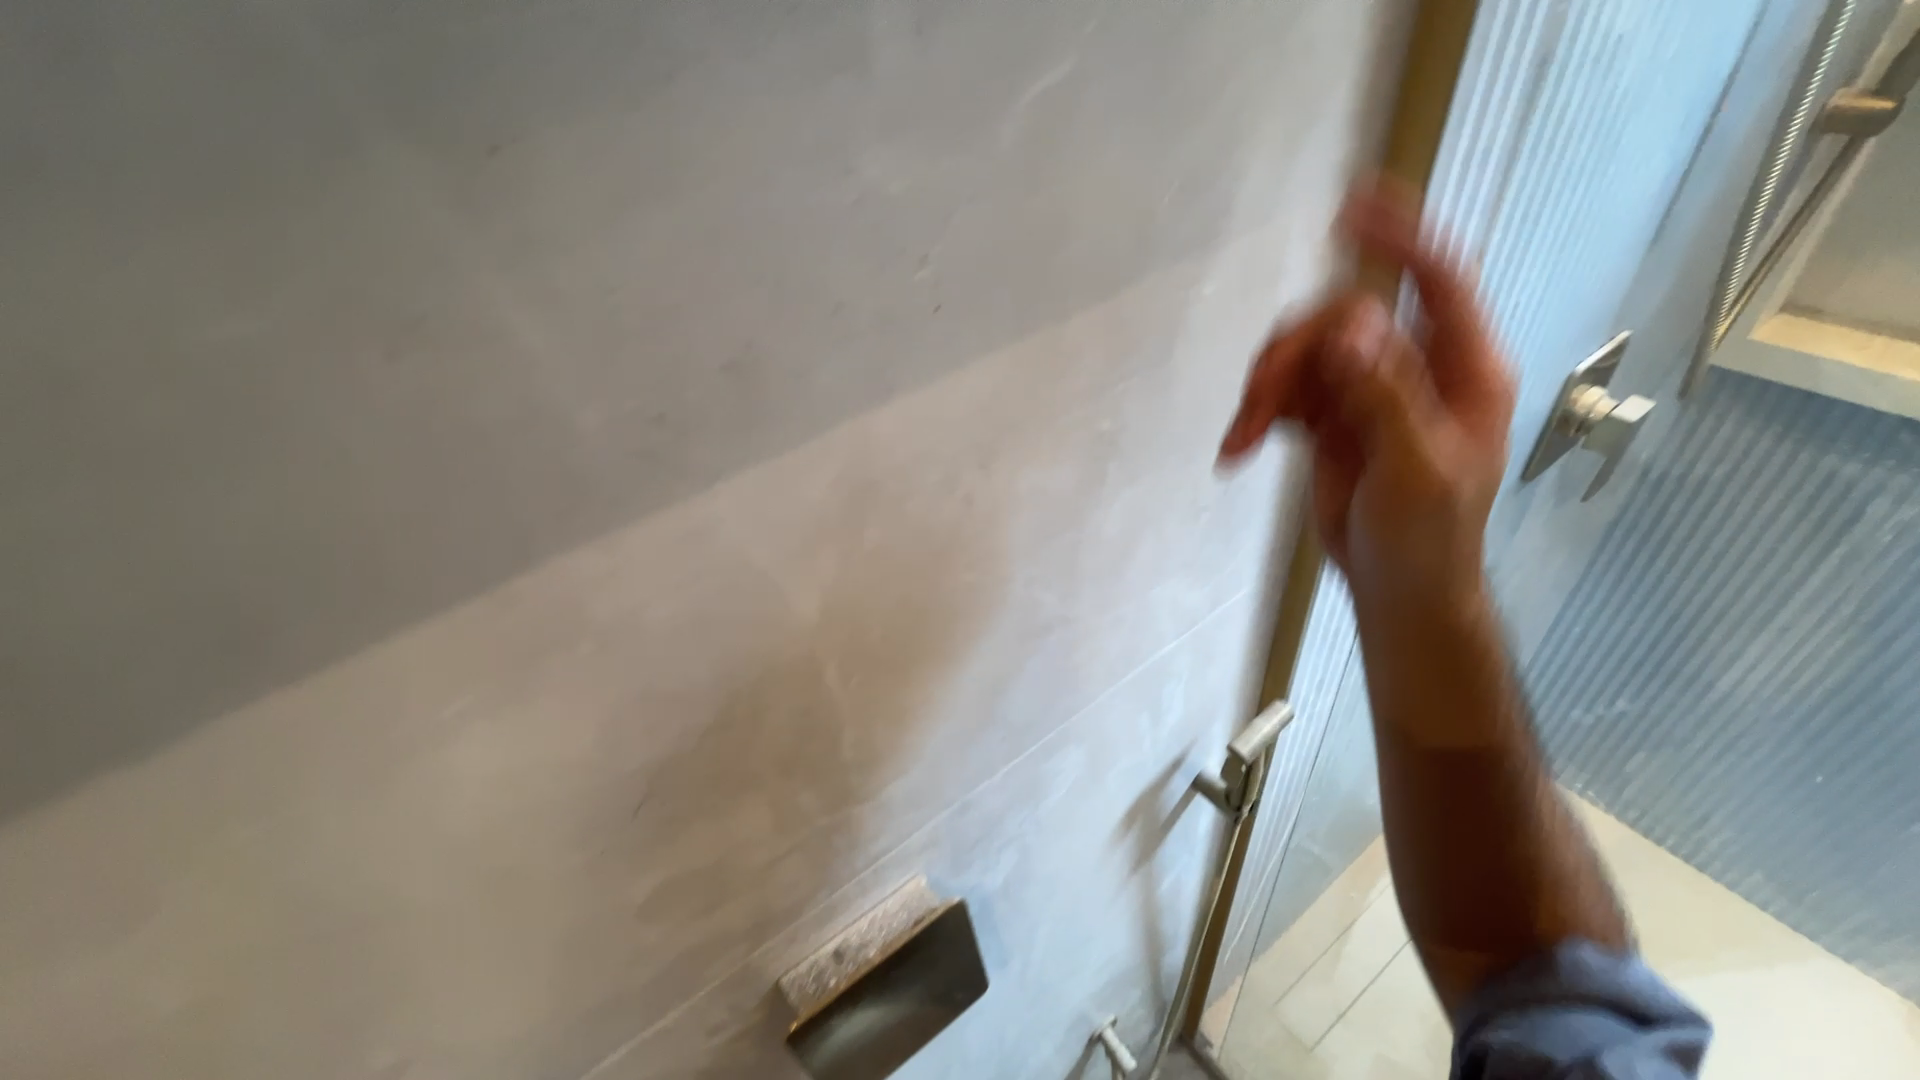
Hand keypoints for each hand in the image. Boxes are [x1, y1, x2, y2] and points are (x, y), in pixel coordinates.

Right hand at [1217, 183, 1514, 612]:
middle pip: (1341, 318)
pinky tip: (1238, 449)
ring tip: (1242, 440)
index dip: (1399, 237)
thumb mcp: (1417, 468)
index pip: (1436, 278)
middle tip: (1257, 404)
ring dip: (1264, 389)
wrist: (1397, 588)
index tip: (1347, 209)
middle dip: (1290, 355)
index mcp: (1461, 368)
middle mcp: (1412, 366)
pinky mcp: (1327, 418)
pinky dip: (1255, 416)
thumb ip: (1386, 395)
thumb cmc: (1429, 537)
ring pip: (1302, 353)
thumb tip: (1349, 329)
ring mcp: (1364, 391)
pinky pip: (1283, 392)